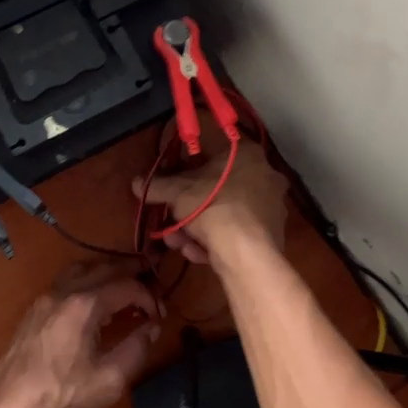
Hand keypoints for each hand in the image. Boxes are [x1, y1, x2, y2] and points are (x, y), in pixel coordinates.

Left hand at [0, 263, 160, 407]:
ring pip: (81, 268)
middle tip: (152, 277)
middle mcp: (64, 292)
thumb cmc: (61, 398)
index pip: (126, 286)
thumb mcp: (109, 380)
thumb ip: (136, 349)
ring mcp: (45, 298)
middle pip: (104, 267)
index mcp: (84, 306)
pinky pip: (65, 281)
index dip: (148, 297)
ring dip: (107, 270)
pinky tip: (95, 297)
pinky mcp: (34, 309)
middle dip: (131, 270)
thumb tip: (152, 327)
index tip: (159, 315)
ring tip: (126, 280)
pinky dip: (87, 279)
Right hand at [136, 130, 287, 262]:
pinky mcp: (272, 235)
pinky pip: (237, 233)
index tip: (171, 186)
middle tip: (169, 220)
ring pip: (225, 214)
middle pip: (218, 189)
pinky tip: (196, 254)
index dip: (187, 171)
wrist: (246, 252)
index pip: (213, 155)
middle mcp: (266, 176)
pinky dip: (216, 242)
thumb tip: (136, 182)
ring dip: (197, 229)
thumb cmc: (213, 206)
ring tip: (177, 243)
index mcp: (248, 153)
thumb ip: (156, 185)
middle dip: (188, 208)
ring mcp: (271, 207)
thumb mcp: (177, 192)